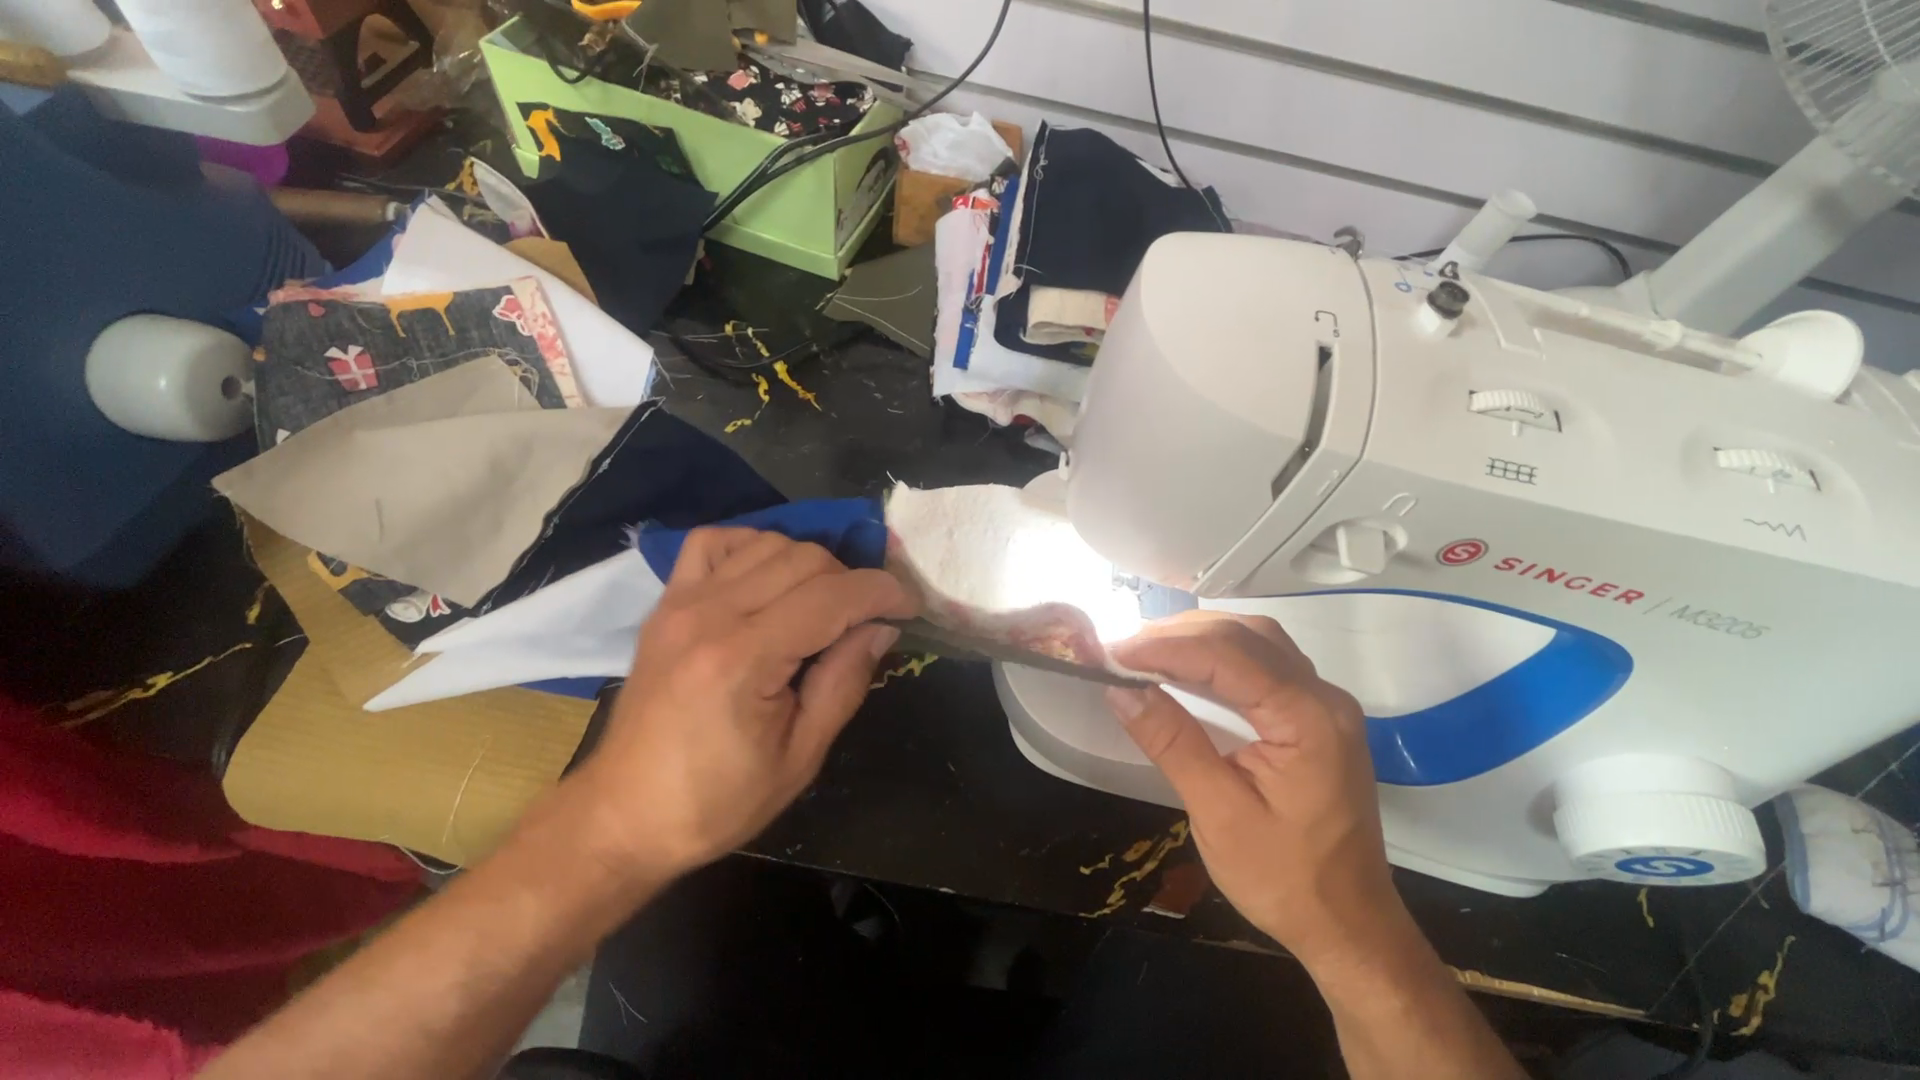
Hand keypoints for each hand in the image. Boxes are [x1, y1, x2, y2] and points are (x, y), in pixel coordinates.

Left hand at [571, 527, 916, 878]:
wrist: (626, 815)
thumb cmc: (718, 801)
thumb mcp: (800, 757)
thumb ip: (844, 682)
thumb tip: (882, 628)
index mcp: (743, 659)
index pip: (832, 596)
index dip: (883, 592)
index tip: (910, 607)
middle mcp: (709, 615)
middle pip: (804, 558)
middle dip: (852, 580)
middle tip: (869, 619)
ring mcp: (680, 602)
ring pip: (766, 543)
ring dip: (809, 564)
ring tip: (823, 607)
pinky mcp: (665, 604)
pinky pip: (714, 543)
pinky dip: (752, 547)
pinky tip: (768, 580)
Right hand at [1105, 611, 1405, 965]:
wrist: (1348, 924)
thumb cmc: (1283, 878)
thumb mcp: (1218, 814)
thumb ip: (1173, 743)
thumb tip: (1121, 690)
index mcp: (1308, 720)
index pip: (1229, 656)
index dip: (1166, 647)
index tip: (1113, 652)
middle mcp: (1325, 698)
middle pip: (1247, 637)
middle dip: (1180, 634)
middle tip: (1122, 649)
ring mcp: (1326, 706)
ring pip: (1260, 643)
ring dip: (1202, 637)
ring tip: (1146, 650)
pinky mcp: (1318, 718)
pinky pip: (1268, 664)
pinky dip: (1223, 655)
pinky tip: (1189, 666)